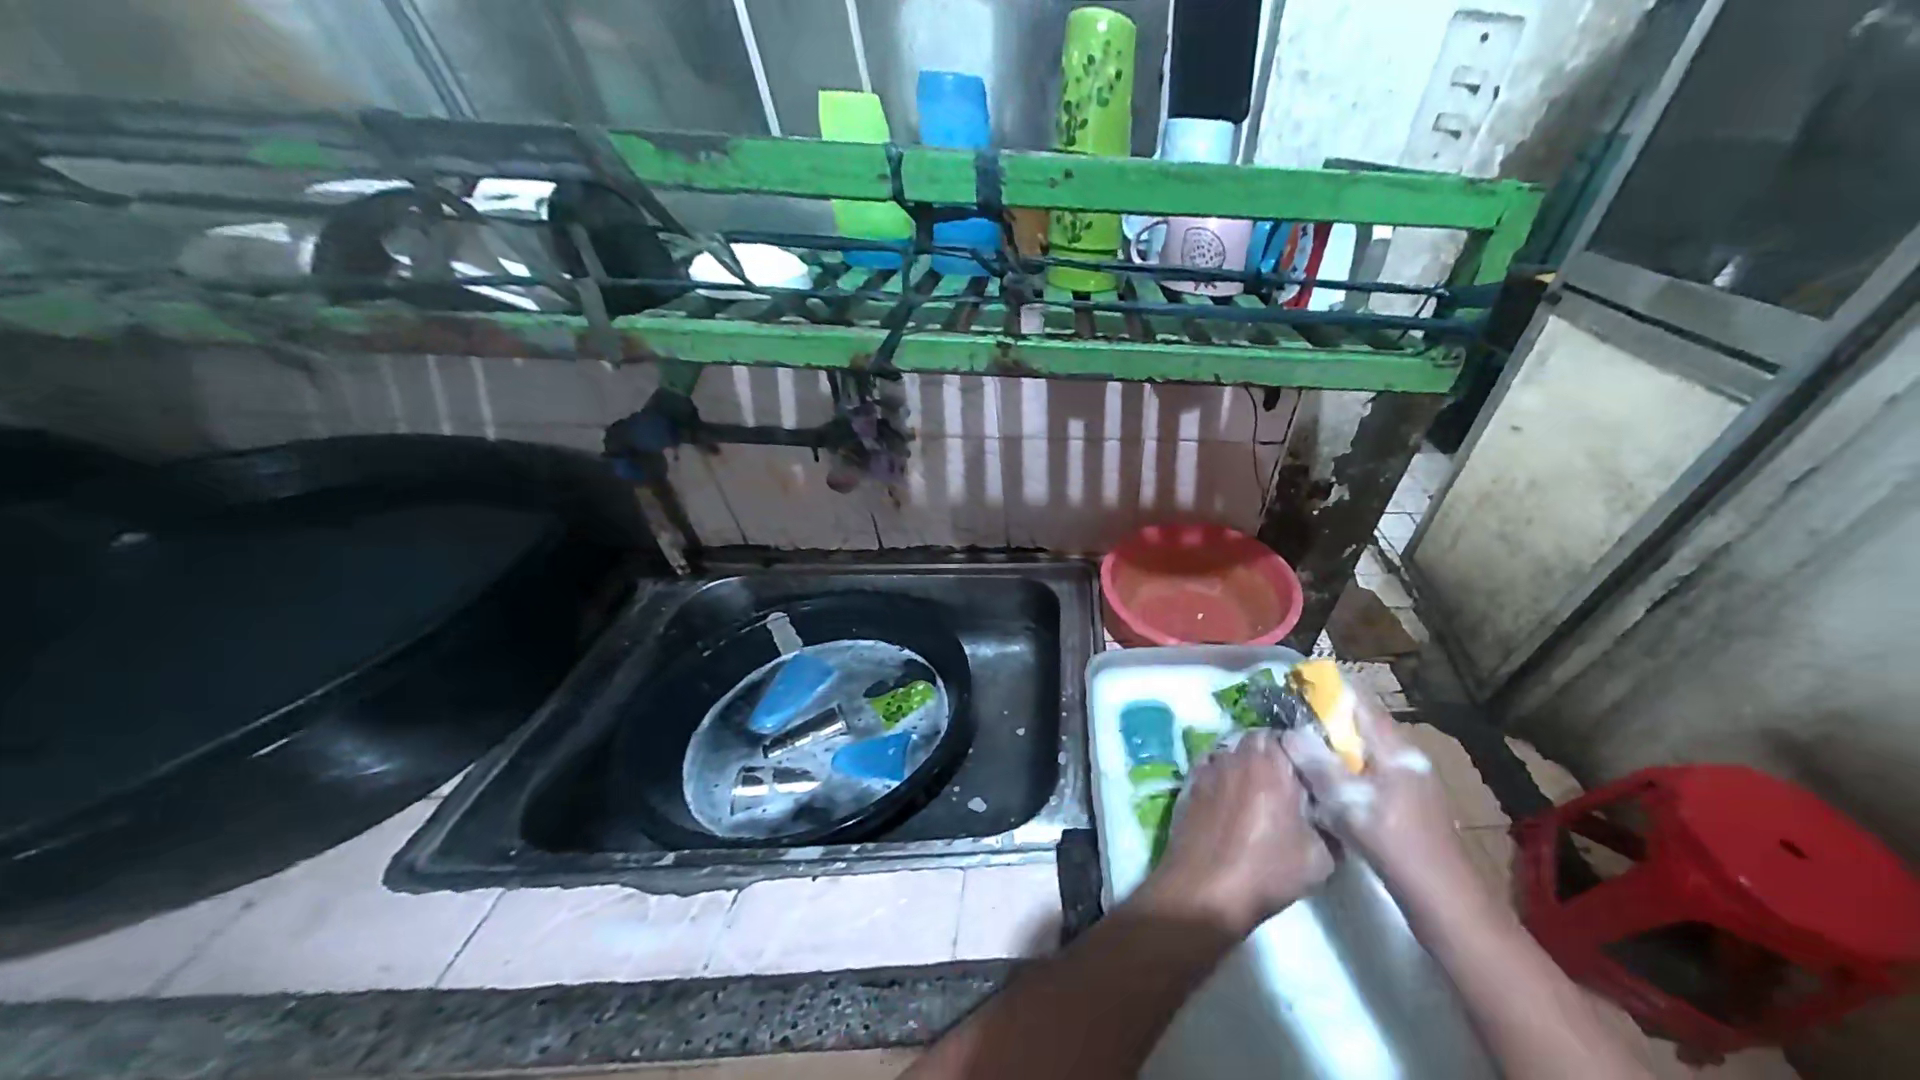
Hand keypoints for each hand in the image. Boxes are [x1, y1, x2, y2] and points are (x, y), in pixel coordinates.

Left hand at [1133, 729, 1332, 938]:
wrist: (1206, 888)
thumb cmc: (1267, 870)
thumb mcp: (1321, 856)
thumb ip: (1331, 824)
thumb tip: (1333, 813)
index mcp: (1272, 764)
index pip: (1291, 736)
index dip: (1303, 750)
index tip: (1313, 769)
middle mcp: (1237, 756)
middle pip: (1257, 739)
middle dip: (1274, 753)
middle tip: (1288, 779)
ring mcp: (1208, 767)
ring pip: (1231, 749)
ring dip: (1245, 760)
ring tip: (1259, 787)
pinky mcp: (1188, 783)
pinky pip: (1209, 765)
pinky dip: (1221, 772)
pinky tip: (1229, 795)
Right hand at [1280, 691, 1478, 902]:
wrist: (1443, 898)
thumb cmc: (1394, 843)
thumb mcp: (1347, 801)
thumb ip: (1317, 763)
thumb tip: (1289, 731)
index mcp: (1394, 748)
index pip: (1359, 701)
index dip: (1327, 688)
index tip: (1294, 683)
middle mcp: (1404, 755)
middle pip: (1359, 722)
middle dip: (1324, 715)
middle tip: (1287, 716)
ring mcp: (1408, 778)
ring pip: (1363, 747)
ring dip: (1332, 742)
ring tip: (1297, 745)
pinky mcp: (1405, 800)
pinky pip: (1367, 768)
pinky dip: (1342, 765)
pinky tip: (1322, 781)